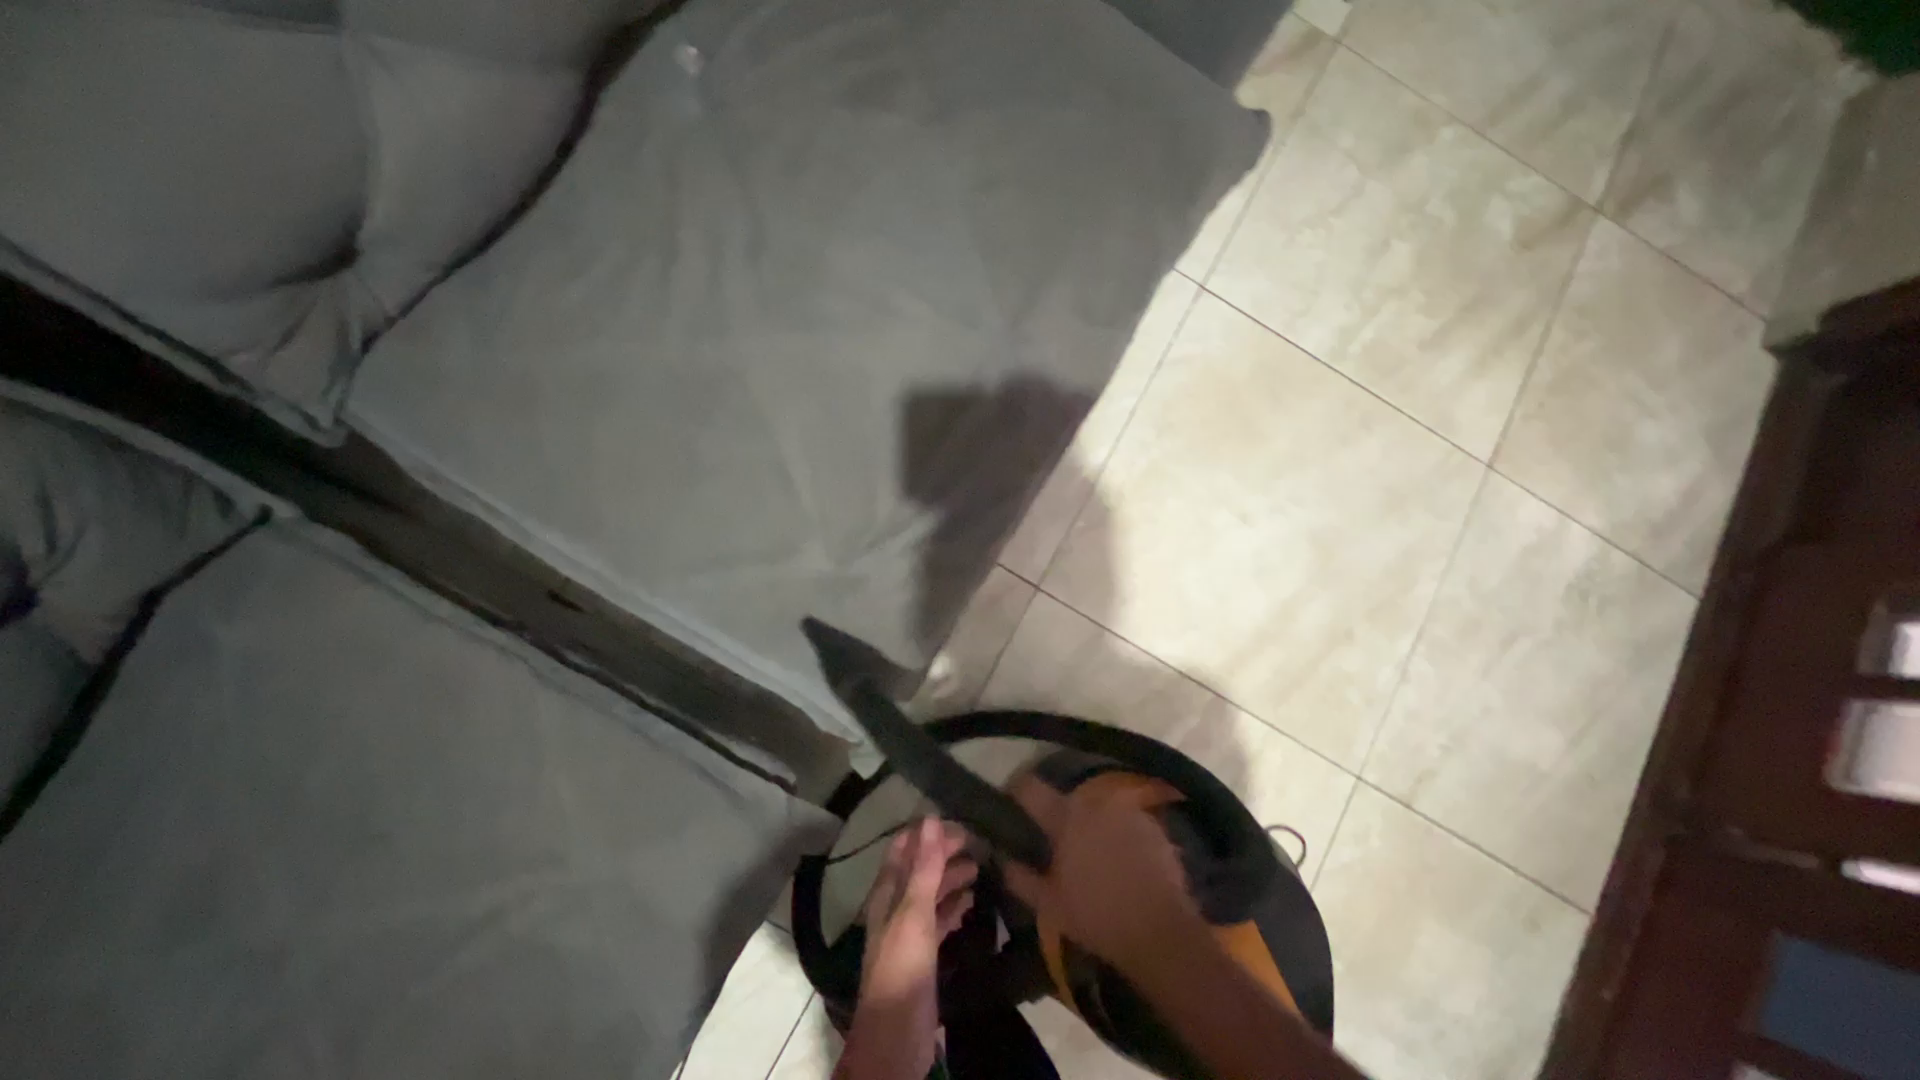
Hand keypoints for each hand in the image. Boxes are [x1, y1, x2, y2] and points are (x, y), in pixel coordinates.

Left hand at [835, 818, 975, 1079]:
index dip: (926, 833)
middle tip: (977, 843)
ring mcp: (910, 933)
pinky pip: (939, 921)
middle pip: (919, 871)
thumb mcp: (914, 913)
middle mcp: (896, 908)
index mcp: (887, 894)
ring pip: (931, 895)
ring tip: (979, 868)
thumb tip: (931, 819)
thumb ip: (924, 868)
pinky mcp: (924, 955)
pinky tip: (972, 903)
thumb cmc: (903, 966)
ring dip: (951, 879)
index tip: (956, 820)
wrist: (897, 1033)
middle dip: (943, 854)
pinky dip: (954, 908)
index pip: (903, 850)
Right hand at [1000, 774, 1201, 971]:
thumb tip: (1001, 858)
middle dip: (1057, 818)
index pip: (1030, 788)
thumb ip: (1019, 876)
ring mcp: (1130, 812)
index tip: (1010, 812)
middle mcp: (1097, 803)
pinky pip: (1125, 824)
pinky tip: (1120, 866)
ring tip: (1089, 858)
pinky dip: (1118, 838)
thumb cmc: (1097, 916)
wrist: (1161, 931)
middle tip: (1053, 847)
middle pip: (1067, 800)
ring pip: (1098, 812)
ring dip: (1089, 827)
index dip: (1016, 796)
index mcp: (1066, 815)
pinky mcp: (1155, 827)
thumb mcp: (1047, 904)